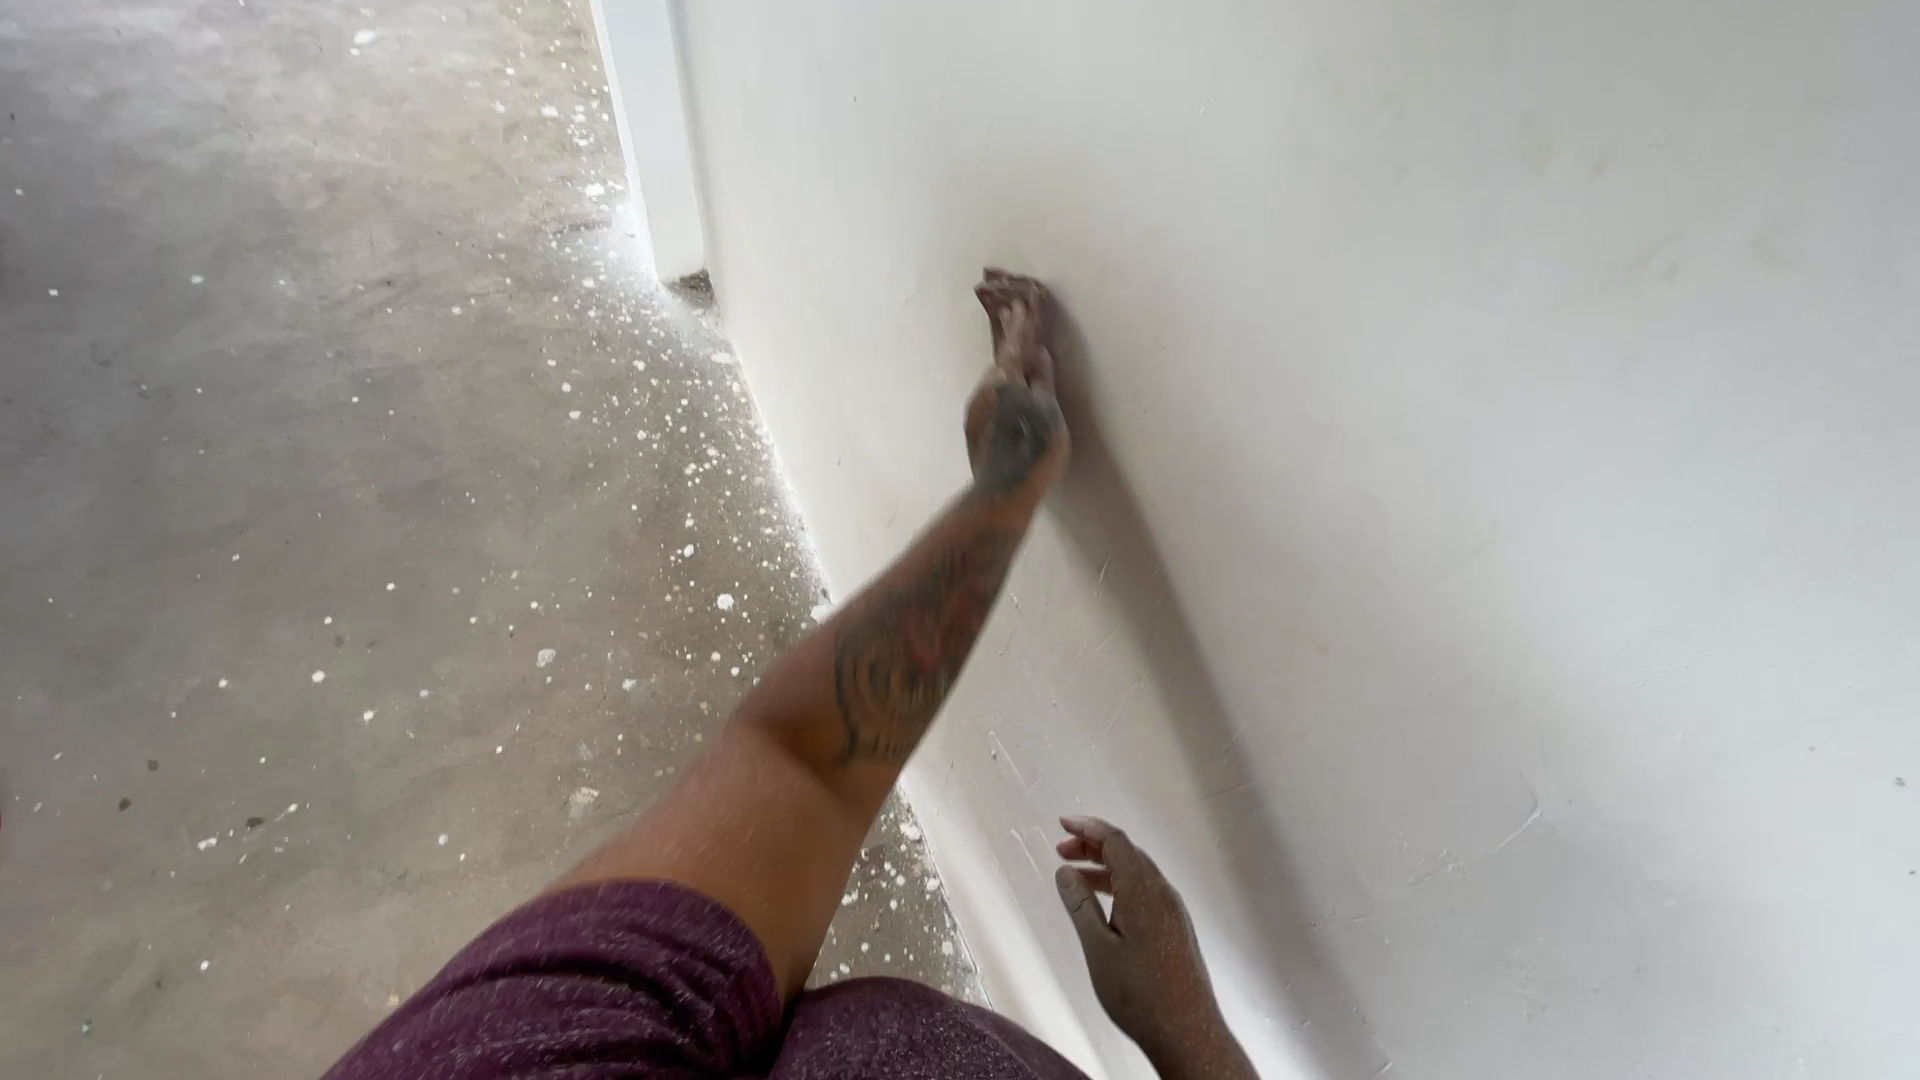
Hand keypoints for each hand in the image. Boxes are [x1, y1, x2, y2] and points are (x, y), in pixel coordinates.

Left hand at [966, 269, 1069, 495]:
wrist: (1002, 493)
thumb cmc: (1033, 451)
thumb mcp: (1048, 412)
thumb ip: (1042, 381)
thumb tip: (1038, 354)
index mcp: (1005, 379)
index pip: (1016, 342)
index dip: (1022, 320)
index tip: (1021, 297)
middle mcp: (985, 389)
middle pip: (999, 353)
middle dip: (1004, 326)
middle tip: (997, 296)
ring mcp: (976, 409)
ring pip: (994, 376)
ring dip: (1003, 356)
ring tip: (1009, 338)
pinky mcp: (975, 428)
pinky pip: (992, 395)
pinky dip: (1002, 382)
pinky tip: (1009, 388)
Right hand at [1055, 817, 1241, 1070]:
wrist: (1188, 1035)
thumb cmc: (1138, 992)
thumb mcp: (1098, 947)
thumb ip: (1080, 904)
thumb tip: (1065, 870)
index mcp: (1142, 889)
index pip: (1115, 840)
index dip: (1088, 827)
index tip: (1062, 824)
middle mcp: (1162, 892)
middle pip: (1126, 852)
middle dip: (1092, 845)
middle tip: (1061, 851)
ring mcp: (1173, 910)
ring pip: (1136, 872)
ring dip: (1105, 867)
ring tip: (1076, 877)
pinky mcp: (1176, 929)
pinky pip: (1145, 890)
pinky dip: (1120, 885)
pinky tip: (1105, 904)